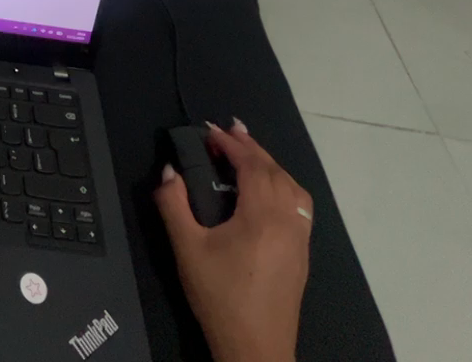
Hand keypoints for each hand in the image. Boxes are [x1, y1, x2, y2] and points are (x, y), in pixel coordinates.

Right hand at [154, 120, 311, 361]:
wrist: (255, 347)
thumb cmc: (219, 295)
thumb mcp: (186, 247)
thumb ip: (173, 203)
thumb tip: (170, 170)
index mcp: (262, 217)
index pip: (252, 167)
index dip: (231, 144)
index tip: (209, 131)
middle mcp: (287, 223)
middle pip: (275, 172)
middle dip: (252, 148)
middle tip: (228, 130)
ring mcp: (299, 239)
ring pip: (293, 188)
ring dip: (270, 165)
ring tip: (248, 153)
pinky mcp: (302, 254)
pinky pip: (299, 206)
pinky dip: (283, 185)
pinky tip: (266, 189)